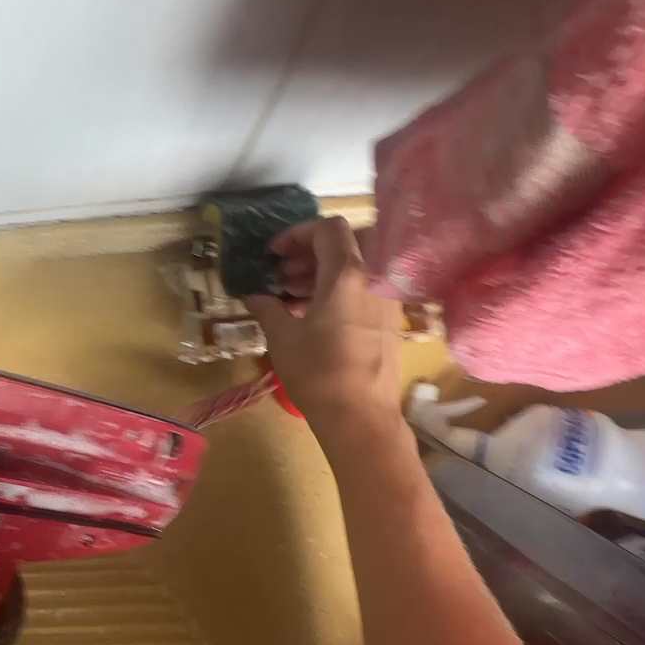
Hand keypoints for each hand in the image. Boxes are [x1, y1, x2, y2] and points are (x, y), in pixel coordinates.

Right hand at [244, 216, 405, 451]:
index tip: (274, 254)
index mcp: (348, 274)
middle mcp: (374, 278)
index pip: (328, 229)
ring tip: (292, 295)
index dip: (297, 234)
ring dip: (324, 271)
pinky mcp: (390, 320)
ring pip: (358, 266)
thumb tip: (254, 296)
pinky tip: (314, 314)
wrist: (359, 414)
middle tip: (284, 273)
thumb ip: (268, 308)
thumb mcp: (282, 337)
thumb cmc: (317, 372)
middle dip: (312, 251)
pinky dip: (340, 290)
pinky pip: (365, 288)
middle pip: (348, 242)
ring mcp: (386, 299)